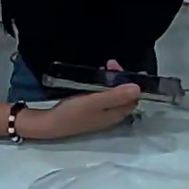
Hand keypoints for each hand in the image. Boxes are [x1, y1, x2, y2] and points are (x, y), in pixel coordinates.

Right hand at [18, 60, 140, 139]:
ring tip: (104, 68)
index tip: (122, 69)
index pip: (134, 99)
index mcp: (115, 115)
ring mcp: (100, 115)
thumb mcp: (95, 101)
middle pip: (124, 97)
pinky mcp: (90, 112)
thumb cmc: (72, 113)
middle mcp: (110, 116)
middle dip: (121, 80)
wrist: (50, 124)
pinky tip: (95, 79)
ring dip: (112, 82)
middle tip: (110, 64)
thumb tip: (138, 88)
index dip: (132, 83)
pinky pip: (103, 97)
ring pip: (114, 96)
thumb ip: (116, 95)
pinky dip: (103, 87)